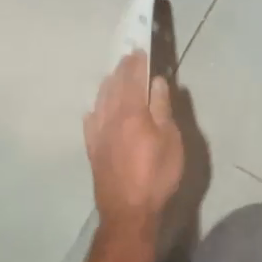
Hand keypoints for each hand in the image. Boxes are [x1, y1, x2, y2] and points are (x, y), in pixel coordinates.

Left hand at [84, 52, 183, 238]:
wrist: (128, 212)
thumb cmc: (157, 174)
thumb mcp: (171, 140)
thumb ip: (162, 108)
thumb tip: (157, 81)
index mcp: (133, 113)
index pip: (133, 80)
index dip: (137, 63)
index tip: (139, 49)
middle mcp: (111, 118)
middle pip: (115, 87)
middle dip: (122, 70)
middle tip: (128, 56)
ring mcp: (99, 135)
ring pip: (100, 102)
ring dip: (108, 85)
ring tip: (113, 75)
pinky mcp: (93, 151)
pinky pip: (90, 123)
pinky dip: (94, 111)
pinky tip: (93, 109)